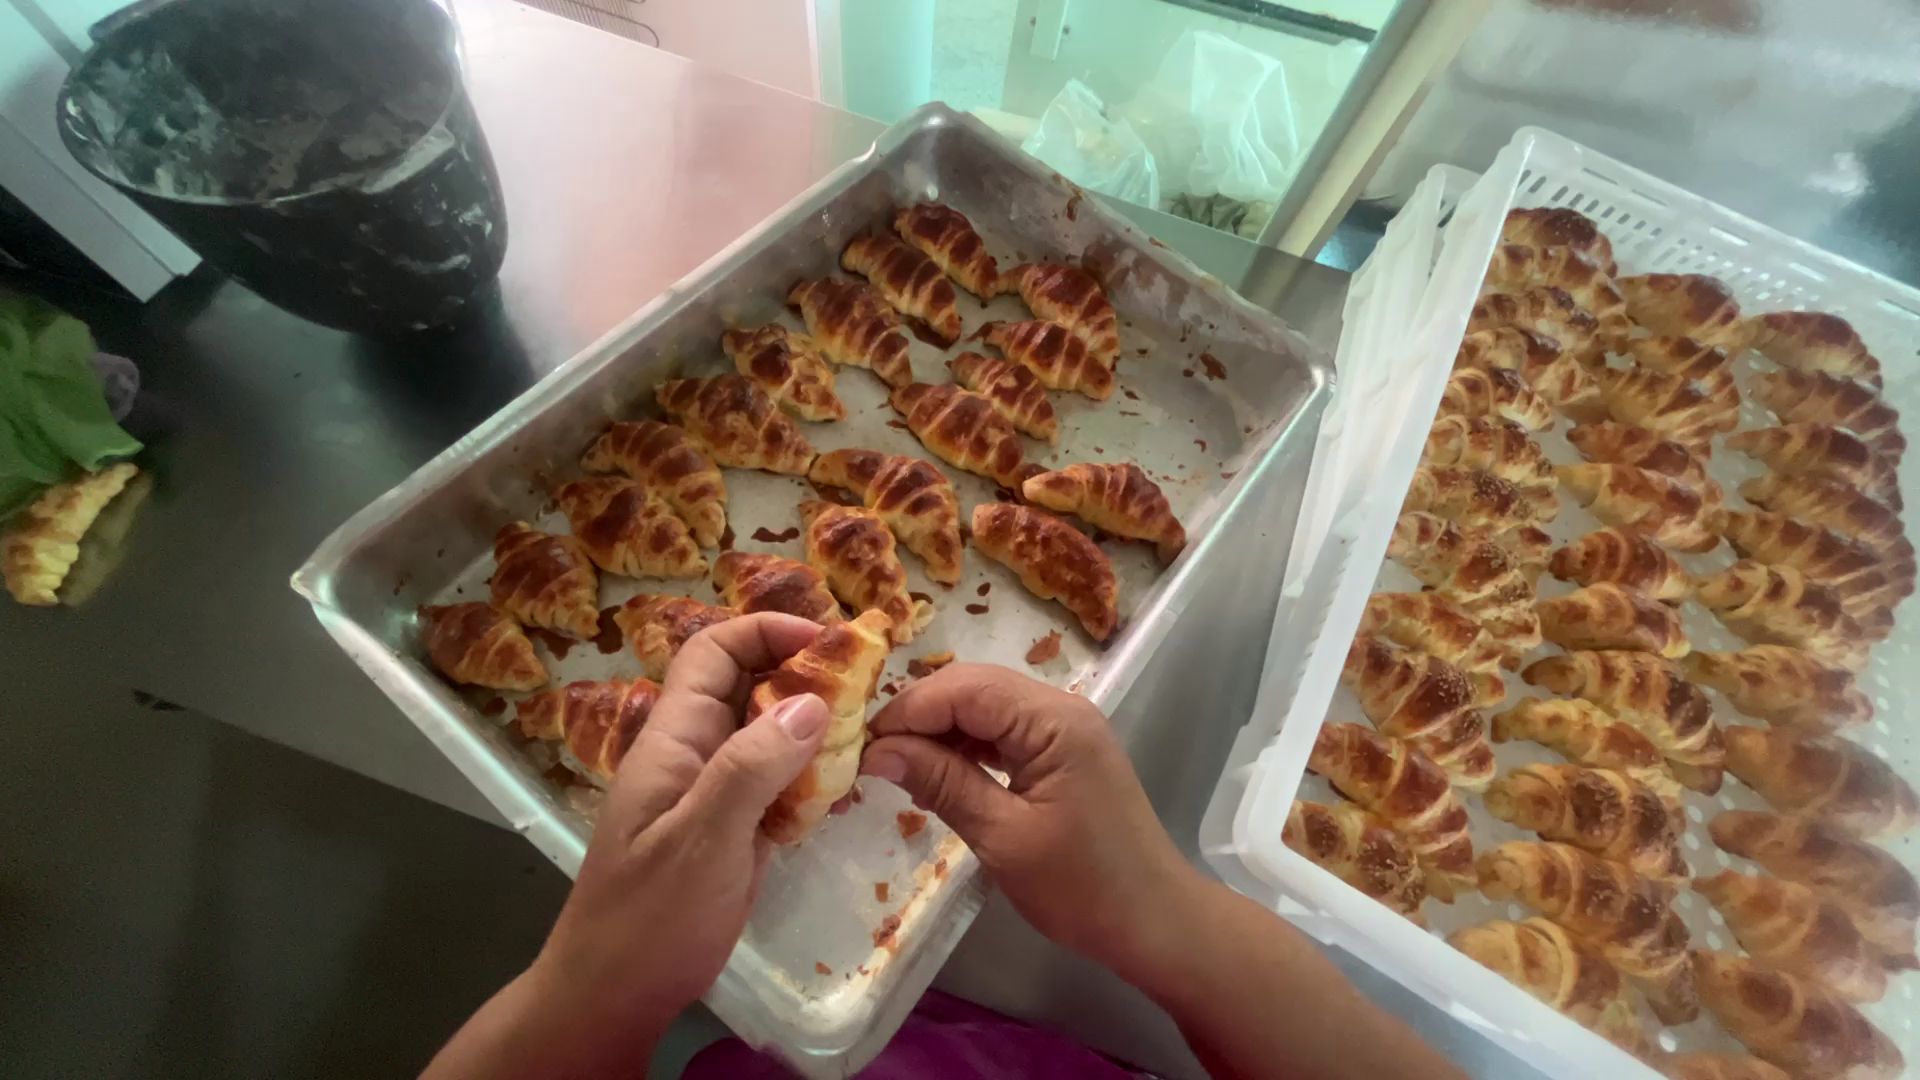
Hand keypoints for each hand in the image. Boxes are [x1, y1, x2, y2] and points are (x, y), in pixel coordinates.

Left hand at [421, 613, 829, 1079]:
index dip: (766, 631)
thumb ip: (752, 767)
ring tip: (862, 725)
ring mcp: (718, 785)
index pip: (714, 650)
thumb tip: (813, 702)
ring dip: (815, 721)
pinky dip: (813, 769)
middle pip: (749, 681)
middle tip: (861, 680)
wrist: (618, 996)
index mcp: (676, 735)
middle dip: (802, 670)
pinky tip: (843, 782)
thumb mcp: (700, 839)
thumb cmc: (649, 916)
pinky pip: (781, 774)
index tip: (825, 641)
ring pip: (771, 727)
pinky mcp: (739, 820)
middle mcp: (698, 748)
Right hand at [858, 663, 1201, 980]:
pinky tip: (939, 773)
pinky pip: (1002, 729)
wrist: (1154, 922)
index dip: (910, 709)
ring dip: (941, 729)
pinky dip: (966, 746)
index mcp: (1053, 719)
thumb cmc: (1082, 887)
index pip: (966, 688)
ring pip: (985, 706)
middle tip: (876, 755)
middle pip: (974, 687)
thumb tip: (878, 752)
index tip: (863, 744)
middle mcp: (1059, 707)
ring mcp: (1063, 725)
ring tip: (900, 766)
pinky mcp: (1060, 748)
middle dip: (921, 714)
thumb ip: (942, 783)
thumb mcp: (1003, 837)